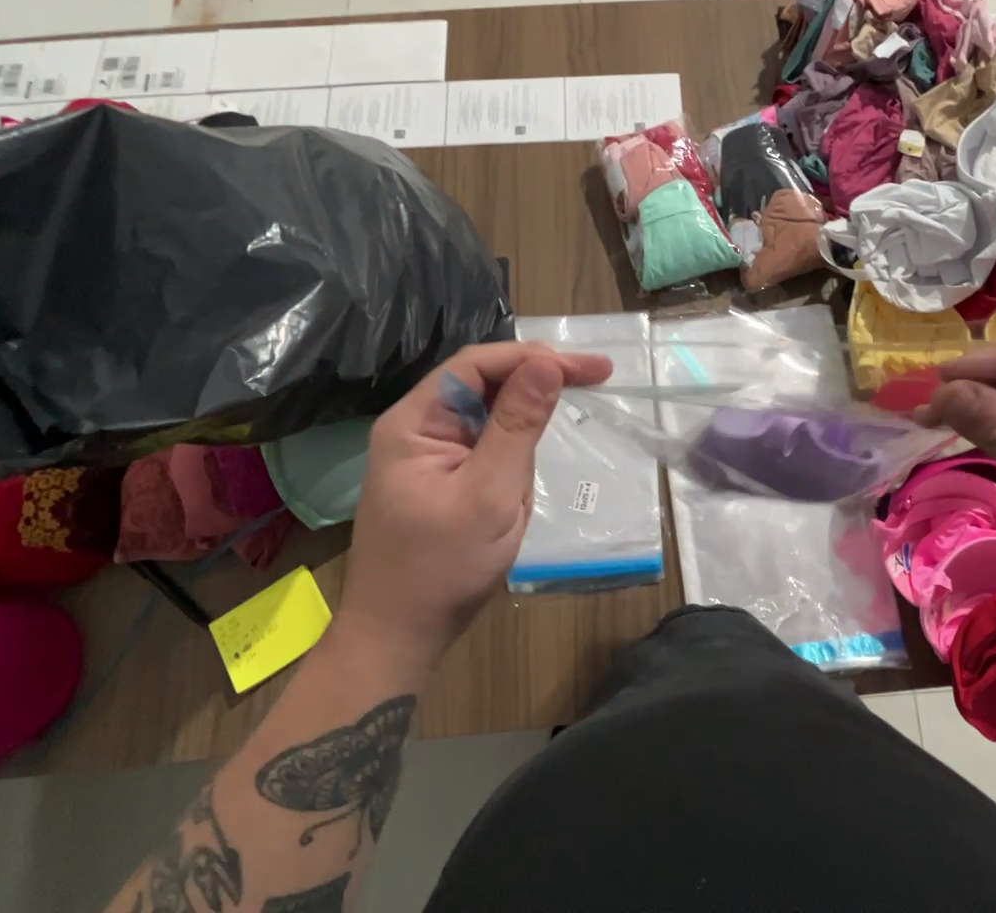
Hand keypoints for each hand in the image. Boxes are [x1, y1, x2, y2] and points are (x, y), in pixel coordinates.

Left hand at [339, 342, 611, 663]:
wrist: (398, 637)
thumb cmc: (441, 568)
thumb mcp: (489, 494)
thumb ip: (518, 425)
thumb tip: (547, 364)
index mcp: (415, 422)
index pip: (478, 364)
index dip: (535, 357)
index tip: (589, 367)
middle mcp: (417, 428)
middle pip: (484, 385)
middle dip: (536, 388)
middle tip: (597, 380)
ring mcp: (427, 455)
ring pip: (489, 420)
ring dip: (521, 441)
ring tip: (519, 495)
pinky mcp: (441, 479)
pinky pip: (485, 452)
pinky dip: (511, 464)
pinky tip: (515, 492)